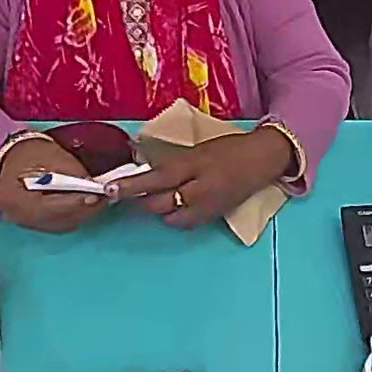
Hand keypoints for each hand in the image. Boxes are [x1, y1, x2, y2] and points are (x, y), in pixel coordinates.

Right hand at [0, 137, 106, 233]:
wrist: (14, 157)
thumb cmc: (32, 154)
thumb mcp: (53, 157)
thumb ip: (73, 174)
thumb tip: (95, 188)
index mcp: (10, 196)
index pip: (46, 207)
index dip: (73, 203)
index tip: (95, 197)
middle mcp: (13, 215)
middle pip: (54, 220)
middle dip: (82, 210)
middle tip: (103, 200)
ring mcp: (22, 222)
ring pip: (58, 225)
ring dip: (81, 215)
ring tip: (98, 202)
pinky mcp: (33, 223)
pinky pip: (57, 224)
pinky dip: (74, 216)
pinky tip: (86, 206)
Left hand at [111, 128, 293, 228]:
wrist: (262, 160)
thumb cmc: (229, 149)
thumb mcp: (199, 150)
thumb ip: (173, 161)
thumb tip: (142, 166)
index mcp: (194, 165)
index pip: (155, 179)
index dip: (130, 186)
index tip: (109, 190)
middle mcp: (200, 188)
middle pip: (159, 203)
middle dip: (140, 200)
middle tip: (127, 193)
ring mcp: (208, 205)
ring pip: (170, 217)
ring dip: (158, 209)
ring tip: (156, 197)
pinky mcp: (214, 216)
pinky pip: (186, 223)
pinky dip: (175, 216)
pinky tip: (176, 206)